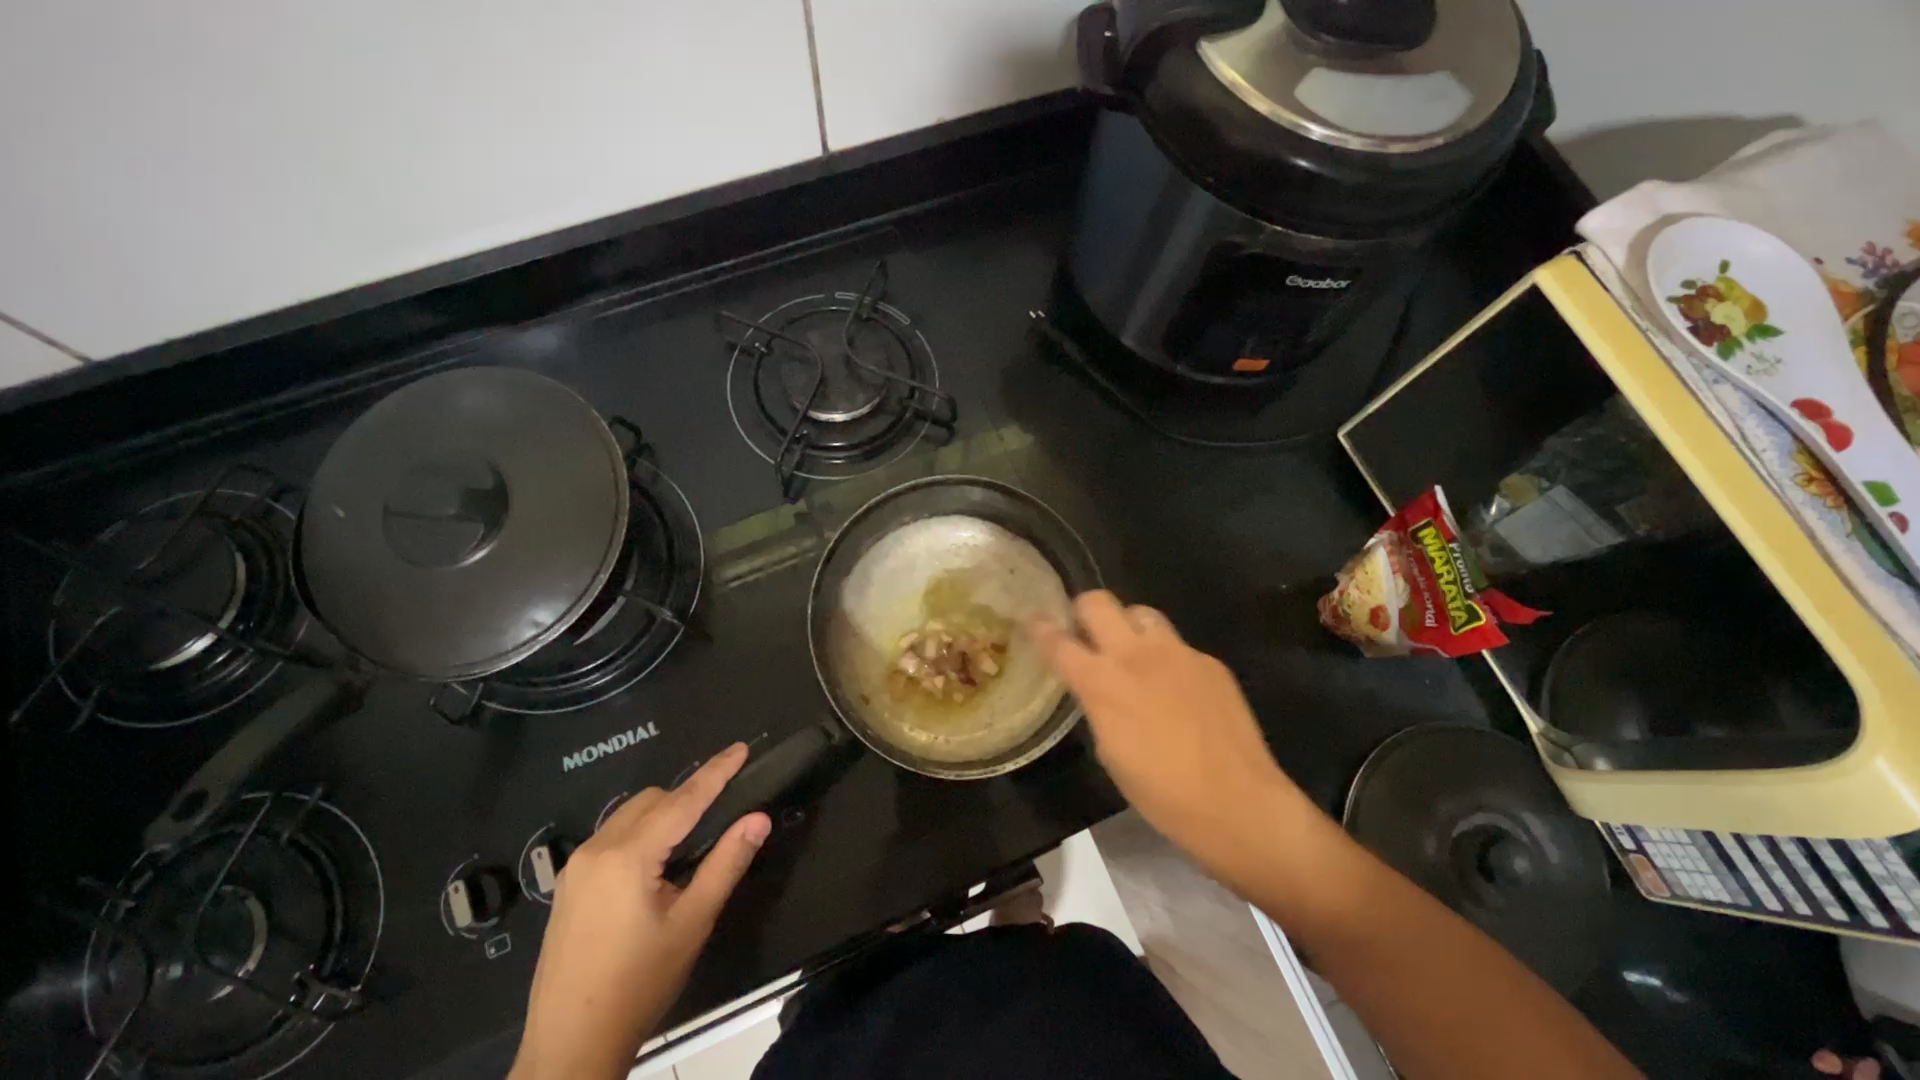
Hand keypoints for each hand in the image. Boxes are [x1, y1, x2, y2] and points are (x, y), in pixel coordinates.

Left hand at [510, 743, 770, 1079]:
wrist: (572, 1041)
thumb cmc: (640, 982)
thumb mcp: (693, 922)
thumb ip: (726, 863)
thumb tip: (758, 818)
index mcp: (628, 855)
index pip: (682, 800)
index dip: (715, 773)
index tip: (741, 747)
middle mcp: (596, 849)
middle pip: (652, 801)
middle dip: (688, 798)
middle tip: (724, 815)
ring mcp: (576, 867)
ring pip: (628, 816)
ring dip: (662, 816)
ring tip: (693, 846)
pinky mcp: (568, 885)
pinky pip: (611, 838)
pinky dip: (640, 835)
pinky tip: (656, 869)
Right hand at [1031, 591, 1312, 892]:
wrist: (1236, 802)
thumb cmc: (1162, 794)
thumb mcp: (1111, 753)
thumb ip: (1099, 708)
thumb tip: (1101, 693)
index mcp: (1103, 684)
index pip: (1059, 643)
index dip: (1039, 628)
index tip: (1030, 618)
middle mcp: (1137, 656)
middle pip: (1099, 603)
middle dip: (1083, 609)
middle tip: (1082, 627)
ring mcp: (1179, 654)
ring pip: (1142, 613)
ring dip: (1128, 626)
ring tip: (1131, 652)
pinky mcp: (1210, 663)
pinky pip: (1178, 646)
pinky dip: (1166, 657)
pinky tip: (1175, 690)